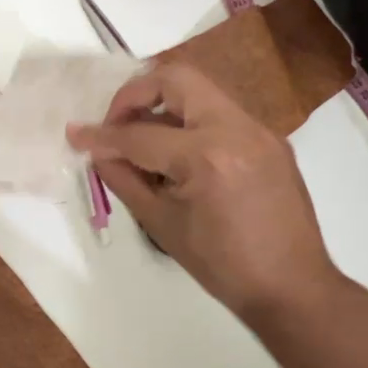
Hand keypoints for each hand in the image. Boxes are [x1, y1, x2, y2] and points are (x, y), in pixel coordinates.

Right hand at [67, 63, 343, 318]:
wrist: (292, 287)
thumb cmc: (221, 265)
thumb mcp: (160, 222)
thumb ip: (123, 178)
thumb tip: (97, 152)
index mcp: (207, 155)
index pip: (139, 134)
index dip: (100, 136)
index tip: (75, 135)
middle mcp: (236, 129)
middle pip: (175, 79)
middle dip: (134, 95)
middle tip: (114, 124)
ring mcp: (258, 131)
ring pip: (199, 93)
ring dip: (162, 107)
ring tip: (142, 142)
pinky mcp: (269, 141)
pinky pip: (219, 115)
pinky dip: (188, 124)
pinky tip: (175, 158)